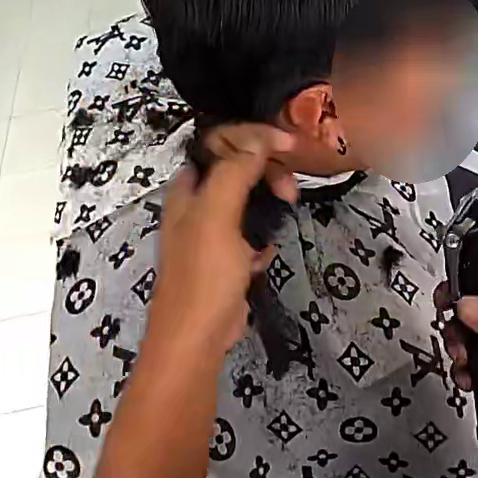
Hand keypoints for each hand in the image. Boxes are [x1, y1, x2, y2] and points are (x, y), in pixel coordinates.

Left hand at [146, 124, 295, 360]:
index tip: (287, 145)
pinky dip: (262, 238)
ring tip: (286, 212)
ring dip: (269, 204)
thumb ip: (235, 174)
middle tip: (290, 188)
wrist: (197, 338)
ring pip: (248, 202)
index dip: (252, 139)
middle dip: (266, 172)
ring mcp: (213, 233)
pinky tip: (264, 254)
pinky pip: (251, 234)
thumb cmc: (203, 276)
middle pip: (237, 170)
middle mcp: (197, 205)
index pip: (220, 144)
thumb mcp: (217, 217)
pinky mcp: (227, 258)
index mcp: (187, 188)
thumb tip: (258, 140)